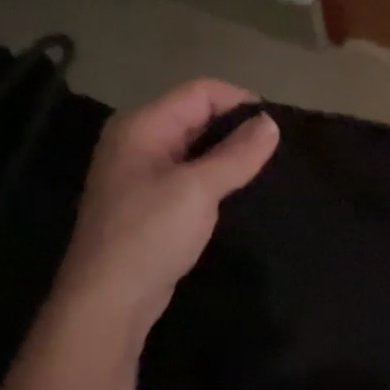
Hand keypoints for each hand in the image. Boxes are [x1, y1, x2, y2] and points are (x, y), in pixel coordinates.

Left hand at [55, 78, 278, 327]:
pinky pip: (188, 177)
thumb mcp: (198, 189)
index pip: (200, 92)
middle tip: (277, 152)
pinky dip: (214, 180)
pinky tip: (237, 196)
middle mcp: (137, 141)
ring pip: (194, 149)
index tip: (279, 127)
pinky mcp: (149, 204)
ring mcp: (140, 173)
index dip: (241, 102)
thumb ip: (236, 153)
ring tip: (265, 172)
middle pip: (195, 116)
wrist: (109, 298)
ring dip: (228, 157)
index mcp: (142, 126)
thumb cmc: (150, 234)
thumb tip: (270, 123)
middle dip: (236, 129)